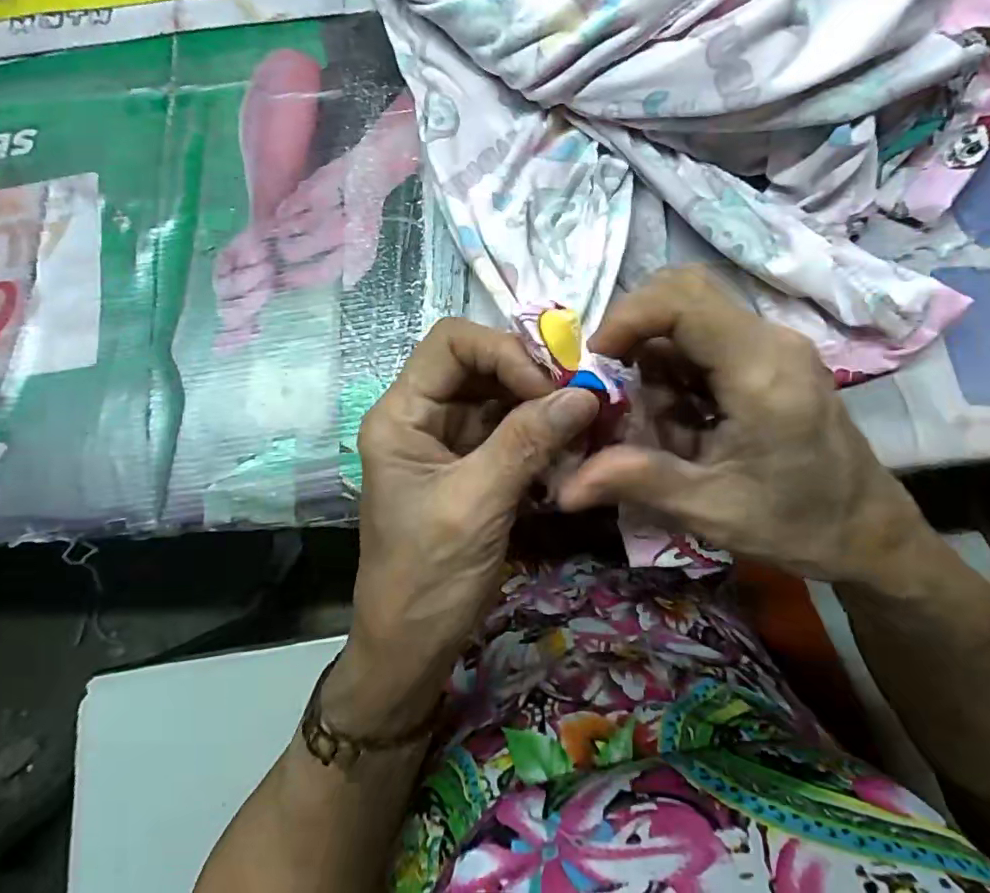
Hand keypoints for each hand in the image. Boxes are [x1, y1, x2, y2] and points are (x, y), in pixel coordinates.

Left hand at [333, 319, 598, 734]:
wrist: (411, 647)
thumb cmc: (428, 576)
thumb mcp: (476, 503)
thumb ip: (527, 442)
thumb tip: (585, 392)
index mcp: (401, 415)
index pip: (449, 343)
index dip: (501, 350)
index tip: (547, 386)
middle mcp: (422, 417)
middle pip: (478, 365)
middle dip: (530, 375)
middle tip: (583, 397)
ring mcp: (448, 443)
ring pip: (500, 398)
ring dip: (543, 405)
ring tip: (588, 420)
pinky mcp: (473, 468)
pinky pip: (511, 433)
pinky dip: (542, 435)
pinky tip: (575, 446)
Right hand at [557, 266, 932, 586]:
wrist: (870, 535)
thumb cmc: (797, 524)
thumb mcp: (709, 509)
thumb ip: (636, 481)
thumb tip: (563, 487)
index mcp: (760, 371)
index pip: (682, 300)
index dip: (626, 317)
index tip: (596, 360)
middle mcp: (770, 342)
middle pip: (683, 291)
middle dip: (633, 329)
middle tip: (611, 381)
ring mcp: (772, 346)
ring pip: (688, 314)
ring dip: (653, 357)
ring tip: (657, 420)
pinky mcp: (768, 357)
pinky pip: (703, 339)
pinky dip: (673, 369)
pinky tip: (681, 419)